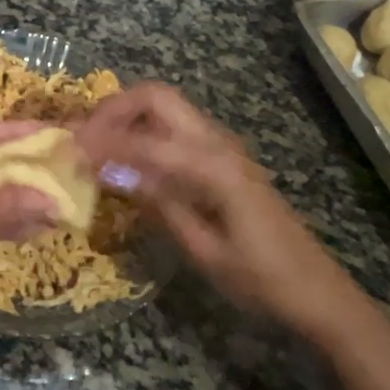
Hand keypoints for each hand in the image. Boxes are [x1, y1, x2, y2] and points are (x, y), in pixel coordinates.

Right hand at [76, 83, 358, 334]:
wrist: (319, 292)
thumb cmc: (262, 280)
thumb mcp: (205, 252)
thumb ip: (160, 204)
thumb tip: (113, 170)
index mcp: (214, 166)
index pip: (144, 140)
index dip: (103, 142)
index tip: (70, 149)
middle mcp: (218, 142)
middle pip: (156, 96)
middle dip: (114, 107)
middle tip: (83, 134)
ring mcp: (223, 144)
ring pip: (165, 104)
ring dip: (127, 113)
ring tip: (97, 141)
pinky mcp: (223, 155)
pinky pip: (176, 124)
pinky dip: (144, 127)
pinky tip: (129, 157)